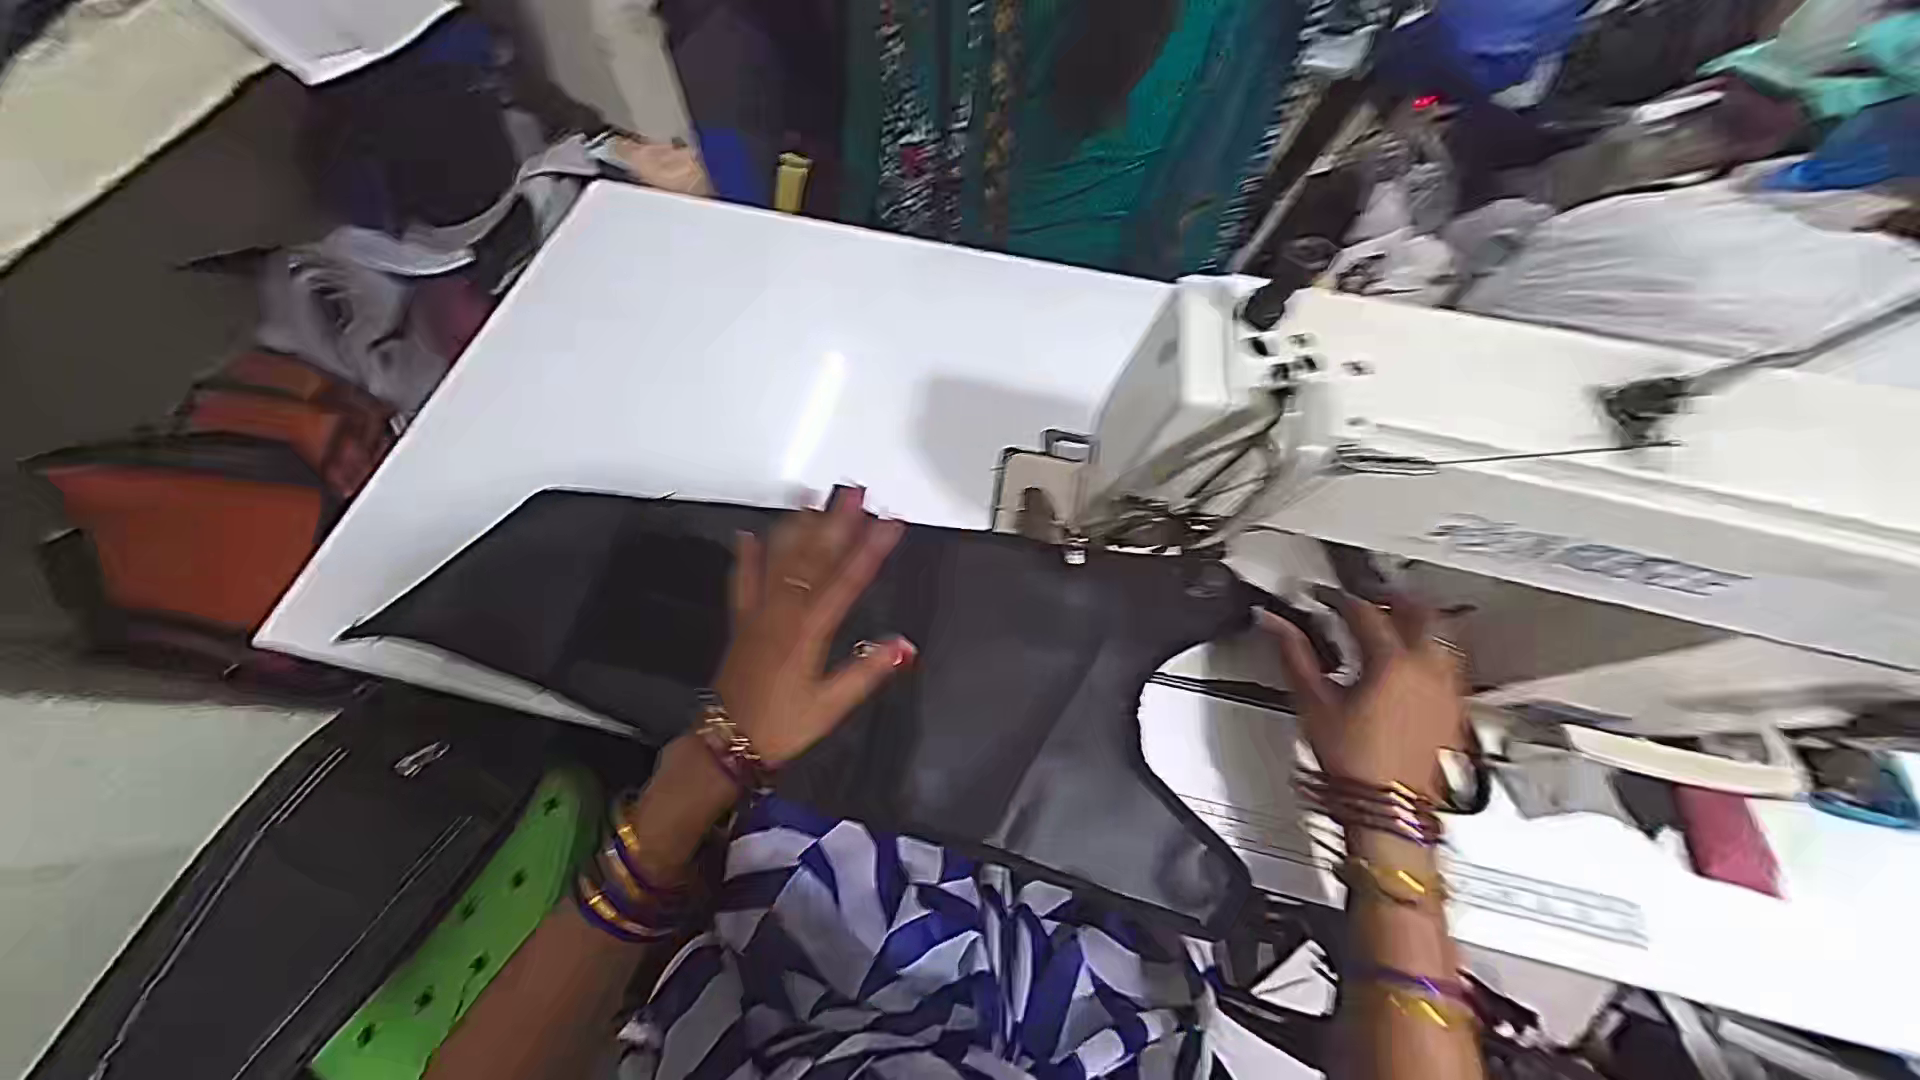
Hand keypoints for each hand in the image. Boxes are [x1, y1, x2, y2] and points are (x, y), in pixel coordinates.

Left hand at [712, 487, 912, 765]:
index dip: (871, 549)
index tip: (891, 523)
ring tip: (811, 497)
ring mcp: (758, 612)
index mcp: (807, 631)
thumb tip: (905, 645)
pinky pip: (742, 581)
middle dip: (836, 522)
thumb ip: (867, 671)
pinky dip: (746, 556)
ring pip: (779, 560)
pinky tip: (749, 534)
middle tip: (853, 492)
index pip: (846, 581)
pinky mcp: (742, 620)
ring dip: (797, 526)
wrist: (725, 742)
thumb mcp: (831, 706)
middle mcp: (781, 612)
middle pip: (813, 559)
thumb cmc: (782, 725)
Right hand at [1257, 586, 1462, 797]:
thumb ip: (1293, 652)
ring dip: (1417, 620)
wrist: (1388, 805)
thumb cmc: (1355, 761)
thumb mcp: (1312, 699)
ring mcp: (1447, 690)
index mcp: (1391, 663)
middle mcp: (1427, 671)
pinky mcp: (1454, 708)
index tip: (1324, 597)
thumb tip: (1274, 623)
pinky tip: (1414, 656)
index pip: (1365, 612)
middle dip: (1391, 598)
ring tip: (1393, 618)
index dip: (1340, 599)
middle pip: (1419, 613)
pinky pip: (1451, 663)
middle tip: (1368, 595)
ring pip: (1442, 635)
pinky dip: (1431, 648)